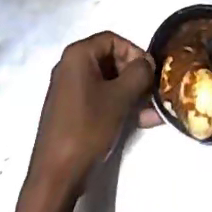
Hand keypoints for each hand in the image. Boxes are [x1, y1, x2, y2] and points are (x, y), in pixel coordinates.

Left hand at [27, 32, 154, 189]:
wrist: (57, 172)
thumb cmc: (87, 126)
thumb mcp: (119, 98)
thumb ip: (138, 74)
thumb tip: (148, 62)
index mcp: (78, 55)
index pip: (112, 39)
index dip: (135, 51)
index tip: (151, 72)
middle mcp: (71, 66)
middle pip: (110, 59)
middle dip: (135, 75)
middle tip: (153, 92)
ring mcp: (70, 88)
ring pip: (108, 81)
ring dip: (132, 93)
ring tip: (154, 111)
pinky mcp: (73, 109)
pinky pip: (100, 98)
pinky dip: (120, 105)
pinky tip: (143, 122)